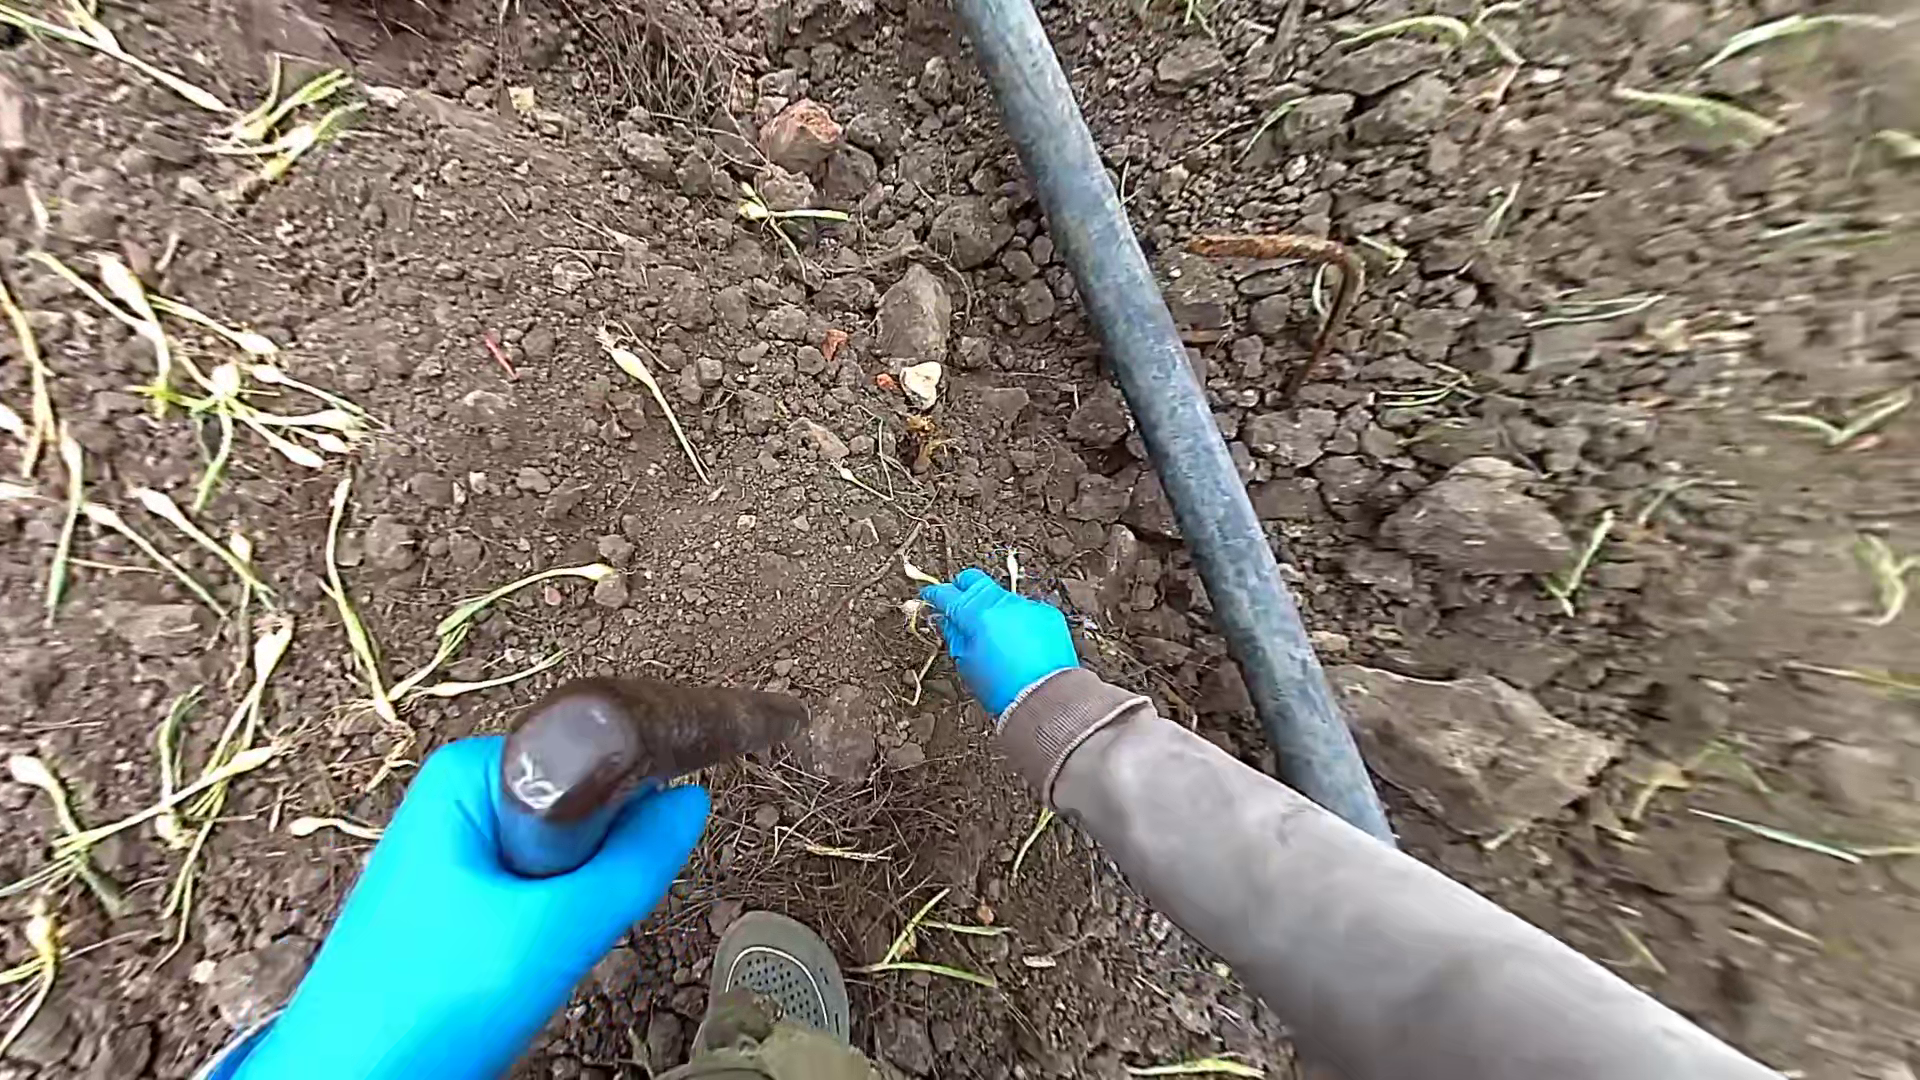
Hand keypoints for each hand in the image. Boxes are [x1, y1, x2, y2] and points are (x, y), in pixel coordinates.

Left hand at [232, 737, 708, 1079]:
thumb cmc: (431, 1010)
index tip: (644, 837)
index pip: (592, 749)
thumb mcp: (557, 929)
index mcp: (471, 771)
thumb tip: (694, 797)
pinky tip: (545, 932)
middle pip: (585, 789)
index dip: (631, 792)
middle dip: (606, 842)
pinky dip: (567, 889)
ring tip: (562, 922)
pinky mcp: (469, 868)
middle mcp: (466, 787)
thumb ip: (638, 860)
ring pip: (572, 828)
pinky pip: (549, 856)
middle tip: (589, 898)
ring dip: (588, 871)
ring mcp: (464, 828)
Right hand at [922, 568, 1079, 716]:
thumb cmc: (1003, 689)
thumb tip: (946, 619)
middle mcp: (1002, 603)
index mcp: (976, 615)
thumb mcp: (966, 663)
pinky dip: (1017, 620)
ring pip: (1000, 596)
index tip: (931, 596)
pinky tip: (1017, 641)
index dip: (935, 594)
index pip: (947, 594)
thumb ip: (954, 634)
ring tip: (993, 635)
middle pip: (974, 580)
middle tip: (957, 603)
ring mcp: (1026, 606)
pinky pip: (1025, 609)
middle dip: (962, 587)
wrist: (1045, 698)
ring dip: (992, 609)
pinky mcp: (1047, 613)